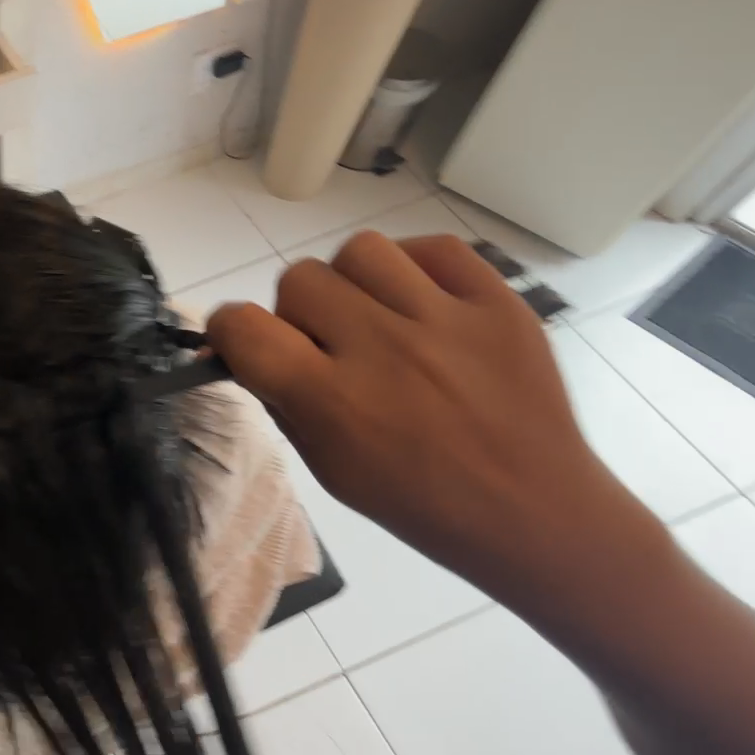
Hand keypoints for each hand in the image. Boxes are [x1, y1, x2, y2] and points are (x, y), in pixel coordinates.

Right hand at [206, 231, 646, 587]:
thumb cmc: (411, 498)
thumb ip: (279, 400)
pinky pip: (432, 247)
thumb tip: (238, 352)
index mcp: (329, 398)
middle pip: (299, 279)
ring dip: (349, 281)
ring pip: (359, 250)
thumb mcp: (325, 465)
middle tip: (324, 343)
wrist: (526, 507)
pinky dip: (412, 267)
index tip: (241, 341)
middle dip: (297, 310)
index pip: (243, 326)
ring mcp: (444, 319)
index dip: (228, 328)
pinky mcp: (497, 302)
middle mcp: (380, 347)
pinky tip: (418, 302)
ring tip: (373, 315)